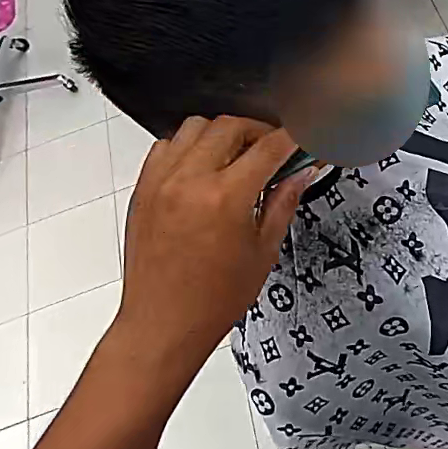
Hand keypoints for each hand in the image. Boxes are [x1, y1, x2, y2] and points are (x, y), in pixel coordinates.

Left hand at [108, 117, 314, 388]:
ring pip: (196, 127)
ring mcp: (161, 182)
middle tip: (276, 149)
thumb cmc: (210, 299)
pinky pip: (167, 146)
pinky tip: (205, 167)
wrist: (164, 323)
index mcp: (226, 197)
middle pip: (231, 125)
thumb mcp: (264, 249)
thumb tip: (300, 175)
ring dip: (224, 134)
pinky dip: (189, 146)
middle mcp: (189, 182)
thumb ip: (284, 202)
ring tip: (239, 155)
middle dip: (260, 131)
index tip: (304, 140)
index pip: (269, 147)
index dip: (294, 138)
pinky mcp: (143, 189)